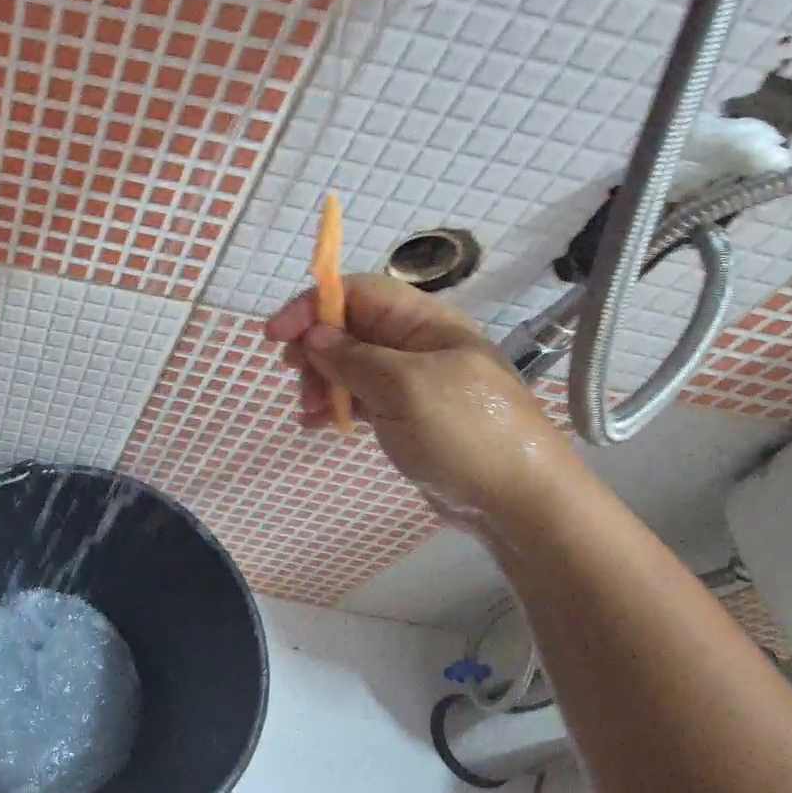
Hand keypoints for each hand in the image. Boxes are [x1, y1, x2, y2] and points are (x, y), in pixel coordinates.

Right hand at [264, 273, 582, 523]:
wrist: (516, 499)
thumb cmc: (464, 432)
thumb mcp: (404, 388)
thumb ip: (353, 358)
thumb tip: (313, 337)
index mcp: (424, 323)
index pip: (357, 292)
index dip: (312, 306)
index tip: (275, 336)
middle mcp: (416, 345)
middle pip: (347, 328)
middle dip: (314, 350)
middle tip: (298, 381)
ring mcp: (411, 382)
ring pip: (348, 365)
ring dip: (320, 383)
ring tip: (311, 413)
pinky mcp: (406, 415)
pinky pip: (358, 398)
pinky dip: (334, 406)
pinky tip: (317, 424)